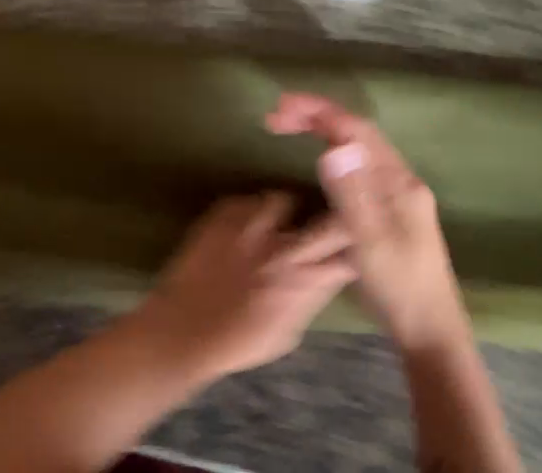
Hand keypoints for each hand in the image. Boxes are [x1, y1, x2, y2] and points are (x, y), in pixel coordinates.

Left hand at [128, 193, 356, 383]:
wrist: (184, 329)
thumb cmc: (238, 342)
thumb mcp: (288, 332)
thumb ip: (309, 298)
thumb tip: (323, 279)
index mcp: (305, 283)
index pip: (351, 256)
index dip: (357, 250)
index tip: (356, 247)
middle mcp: (284, 250)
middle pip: (331, 223)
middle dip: (337, 219)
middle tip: (330, 218)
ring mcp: (251, 228)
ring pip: (284, 199)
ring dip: (284, 211)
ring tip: (276, 220)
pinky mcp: (222, 216)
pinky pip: (246, 200)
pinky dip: (250, 210)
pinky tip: (244, 224)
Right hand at [268, 93, 466, 351]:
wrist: (431, 332)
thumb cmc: (399, 287)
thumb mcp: (369, 241)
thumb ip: (351, 192)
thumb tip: (332, 146)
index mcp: (398, 182)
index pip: (355, 130)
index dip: (318, 111)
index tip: (280, 107)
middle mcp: (401, 181)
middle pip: (358, 133)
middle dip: (317, 116)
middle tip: (276, 117)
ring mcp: (399, 195)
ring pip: (360, 148)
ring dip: (326, 130)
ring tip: (291, 128)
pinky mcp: (393, 211)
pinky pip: (361, 165)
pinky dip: (334, 151)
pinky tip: (320, 161)